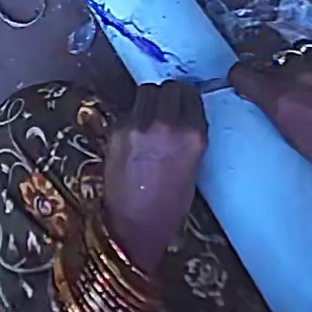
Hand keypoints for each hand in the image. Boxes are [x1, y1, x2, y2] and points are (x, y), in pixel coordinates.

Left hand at [103, 82, 207, 271]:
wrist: (135, 224)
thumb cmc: (170, 202)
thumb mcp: (194, 163)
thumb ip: (189, 132)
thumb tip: (183, 112)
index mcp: (192, 134)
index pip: (190, 94)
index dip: (186, 98)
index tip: (184, 103)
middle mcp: (166, 124)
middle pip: (168, 87)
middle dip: (169, 95)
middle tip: (167, 107)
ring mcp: (139, 125)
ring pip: (146, 91)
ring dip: (150, 100)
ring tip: (151, 116)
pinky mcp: (116, 129)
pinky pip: (129, 110)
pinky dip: (134, 117)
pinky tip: (136, 134)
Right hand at [230, 45, 311, 182]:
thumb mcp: (289, 136)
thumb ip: (276, 109)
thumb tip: (269, 98)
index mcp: (276, 96)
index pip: (241, 72)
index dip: (241, 79)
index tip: (246, 86)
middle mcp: (295, 74)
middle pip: (270, 63)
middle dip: (271, 75)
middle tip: (281, 91)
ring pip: (298, 51)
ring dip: (298, 63)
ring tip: (306, 79)